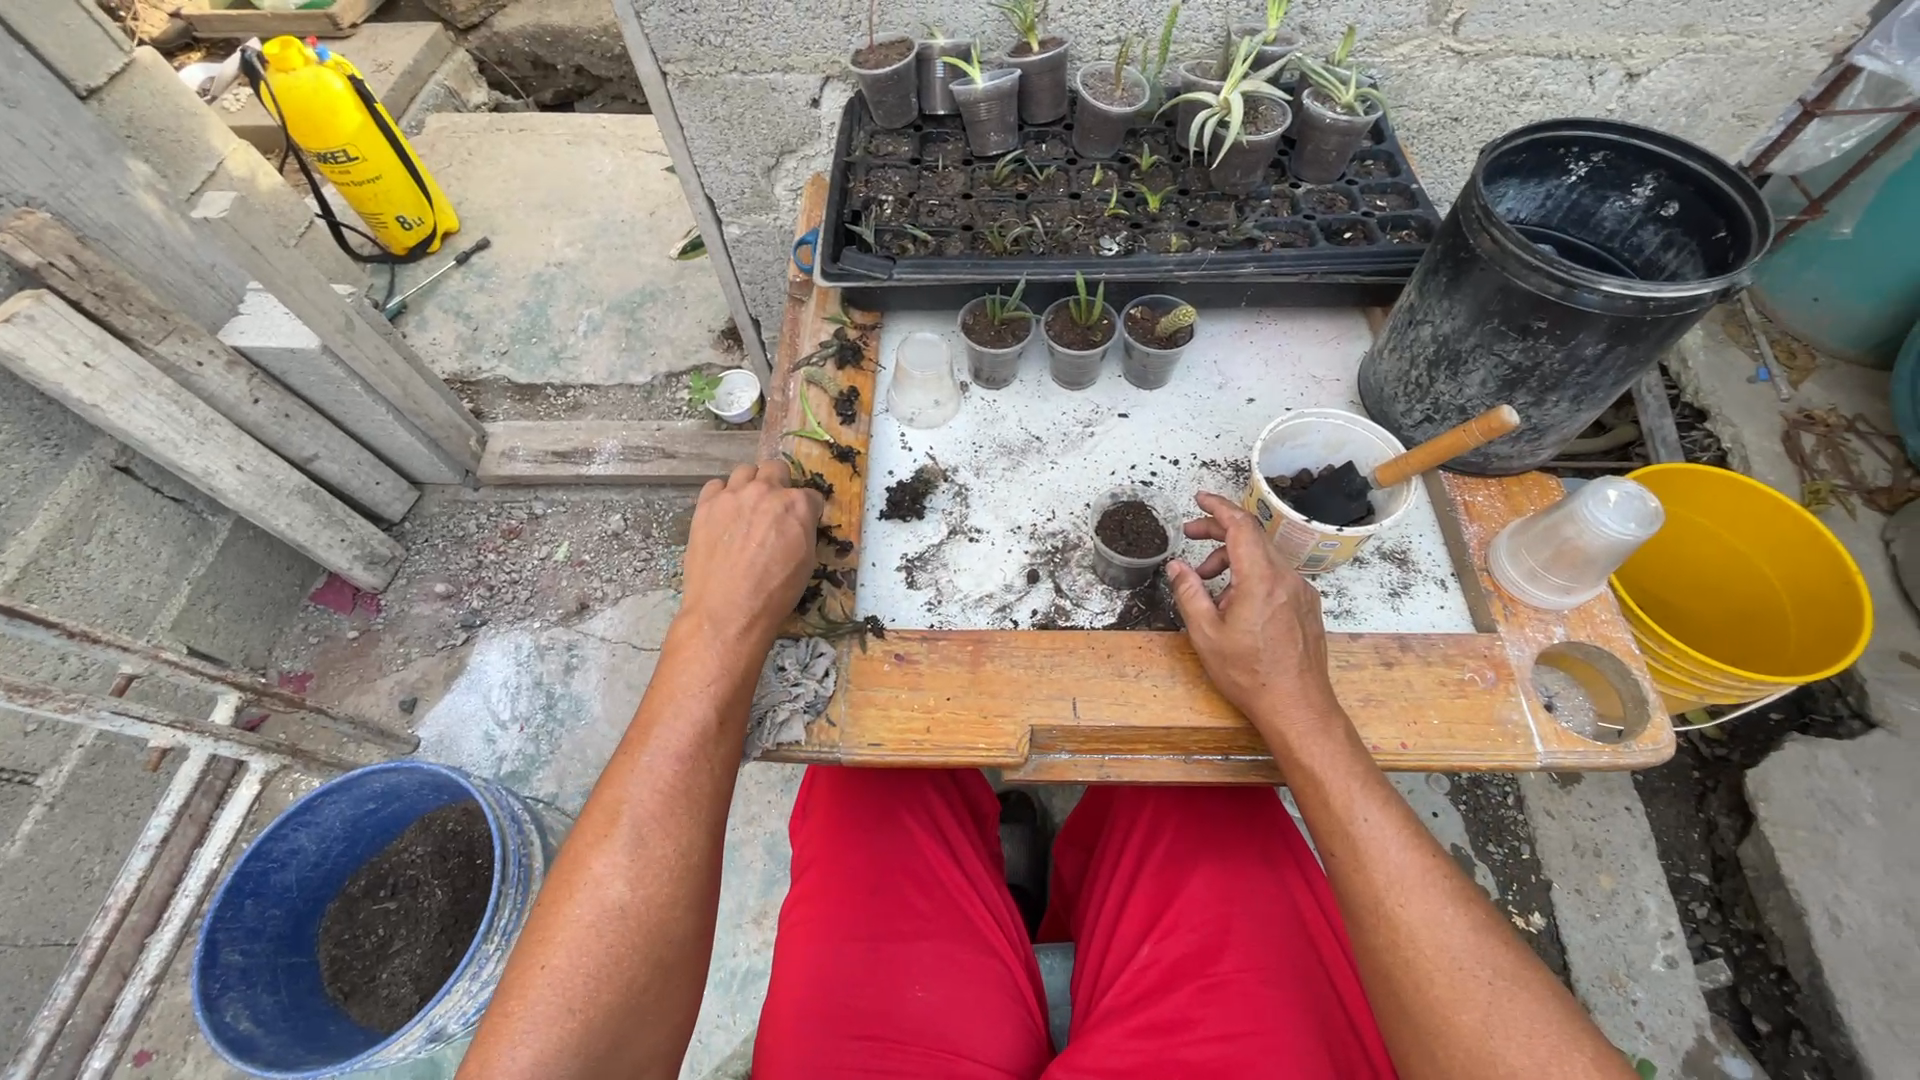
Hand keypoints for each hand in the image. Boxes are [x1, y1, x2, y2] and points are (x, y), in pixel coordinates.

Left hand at [679, 461, 824, 646]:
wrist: (727, 611)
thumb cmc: (775, 593)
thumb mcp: (806, 562)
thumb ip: (804, 530)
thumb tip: (799, 522)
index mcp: (797, 505)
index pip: (810, 495)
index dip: (808, 510)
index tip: (802, 522)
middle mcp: (766, 491)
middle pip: (776, 469)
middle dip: (779, 485)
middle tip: (774, 509)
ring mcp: (733, 495)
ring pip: (745, 471)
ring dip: (751, 485)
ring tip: (747, 508)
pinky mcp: (706, 505)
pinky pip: (716, 485)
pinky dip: (723, 495)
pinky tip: (724, 514)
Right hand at [1166, 492, 1346, 744]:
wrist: (1296, 706)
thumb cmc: (1250, 675)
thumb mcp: (1205, 634)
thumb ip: (1188, 593)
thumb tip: (1176, 567)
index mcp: (1260, 580)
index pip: (1241, 526)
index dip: (1218, 507)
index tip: (1199, 499)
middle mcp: (1286, 579)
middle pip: (1252, 537)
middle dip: (1218, 531)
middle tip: (1190, 534)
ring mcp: (1300, 592)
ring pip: (1263, 558)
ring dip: (1232, 559)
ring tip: (1206, 583)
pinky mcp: (1306, 606)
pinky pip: (1276, 577)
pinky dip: (1250, 576)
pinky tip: (1234, 604)